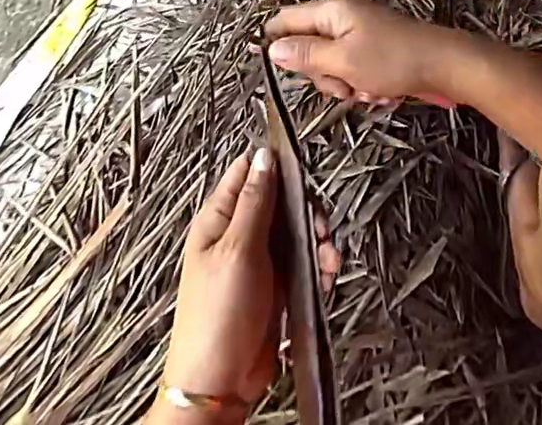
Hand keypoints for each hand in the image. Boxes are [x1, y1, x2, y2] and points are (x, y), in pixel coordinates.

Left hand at [158, 147, 341, 416]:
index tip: (299, 171)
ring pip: (297, 230)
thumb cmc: (215, 319)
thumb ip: (256, 202)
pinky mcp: (275, 283)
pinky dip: (318, 265)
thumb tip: (264, 157)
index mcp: (219, 219)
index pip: (248, 172)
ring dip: (317, 240)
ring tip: (326, 256)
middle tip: (317, 224)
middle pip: (281, 200)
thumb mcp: (238, 249)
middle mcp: (239, 235)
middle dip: (305, 210)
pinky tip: (324, 274)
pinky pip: (303, 261)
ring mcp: (258, 259)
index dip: (275, 165)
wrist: (220, 383)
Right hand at [265, 0, 470, 102]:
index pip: (286, 19)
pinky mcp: (375, 50)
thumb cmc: (393, 60)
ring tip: (369, 90)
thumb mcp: (343, 61)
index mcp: (332, 10)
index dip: (273, 42)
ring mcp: (360, 33)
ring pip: (332, 66)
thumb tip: (271, 48)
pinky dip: (364, 85)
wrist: (445, 65)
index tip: (269, 69)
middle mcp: (343, 17)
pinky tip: (382, 91)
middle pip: (309, 49)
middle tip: (344, 86)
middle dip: (323, 76)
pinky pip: (355, 71)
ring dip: (346, 85)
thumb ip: (305, 55)